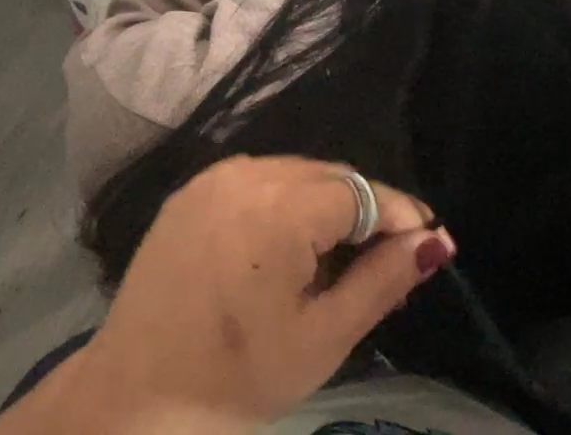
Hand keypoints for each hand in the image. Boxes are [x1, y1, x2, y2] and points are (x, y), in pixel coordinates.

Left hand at [3, 156, 452, 434]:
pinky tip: (287, 246)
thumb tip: (434, 241)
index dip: (398, 216)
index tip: (428, 243)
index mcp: (278, 207)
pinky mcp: (189, 192)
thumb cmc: (238, 376)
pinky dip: (283, 202)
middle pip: (327, 176)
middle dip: (364, 211)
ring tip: (338, 259)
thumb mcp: (323, 336)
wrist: (136, 396)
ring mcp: (211, 179)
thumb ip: (383, 280)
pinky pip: (255, 180)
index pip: (360, 192)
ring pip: (292, 174)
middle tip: (388, 260)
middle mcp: (244, 174)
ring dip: (324, 205)